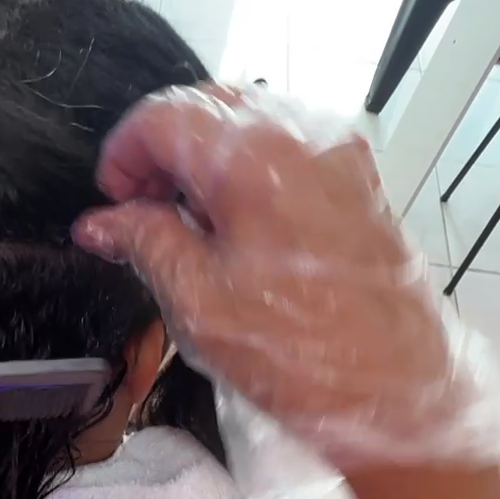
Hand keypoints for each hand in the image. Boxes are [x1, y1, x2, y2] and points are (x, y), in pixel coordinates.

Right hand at [74, 85, 499, 469]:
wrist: (397, 392)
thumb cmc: (306, 357)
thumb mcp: (198, 302)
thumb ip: (143, 244)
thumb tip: (102, 224)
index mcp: (255, 159)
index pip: (164, 115)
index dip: (122, 153)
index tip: (110, 197)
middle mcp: (303, 137)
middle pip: (207, 106)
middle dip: (160, 150)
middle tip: (139, 209)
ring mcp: (337, 156)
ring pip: (247, 122)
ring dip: (201, 158)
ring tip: (183, 223)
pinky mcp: (356, 182)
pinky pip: (285, 148)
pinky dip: (244, 170)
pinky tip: (231, 225)